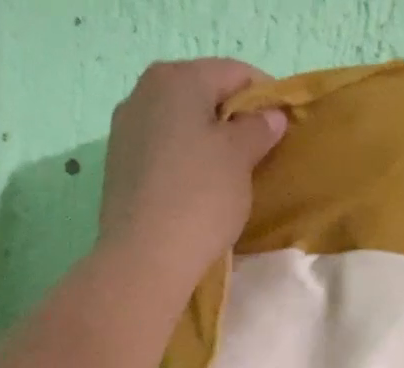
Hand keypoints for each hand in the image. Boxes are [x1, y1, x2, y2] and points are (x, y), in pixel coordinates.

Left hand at [98, 59, 288, 281]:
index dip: (266, 97)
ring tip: (230, 177)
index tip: (284, 128)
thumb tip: (270, 115)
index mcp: (176, 78)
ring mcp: (125, 130)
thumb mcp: (240, 158)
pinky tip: (198, 193)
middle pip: (202, 96)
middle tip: (259, 154)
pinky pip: (163, 153)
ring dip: (208, 143)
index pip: (235, 73)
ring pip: (180, 126)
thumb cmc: (200, 197)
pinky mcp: (119, 167)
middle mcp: (144, 92)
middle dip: (233, 120)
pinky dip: (185, 163)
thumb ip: (258, 128)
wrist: (145, 257)